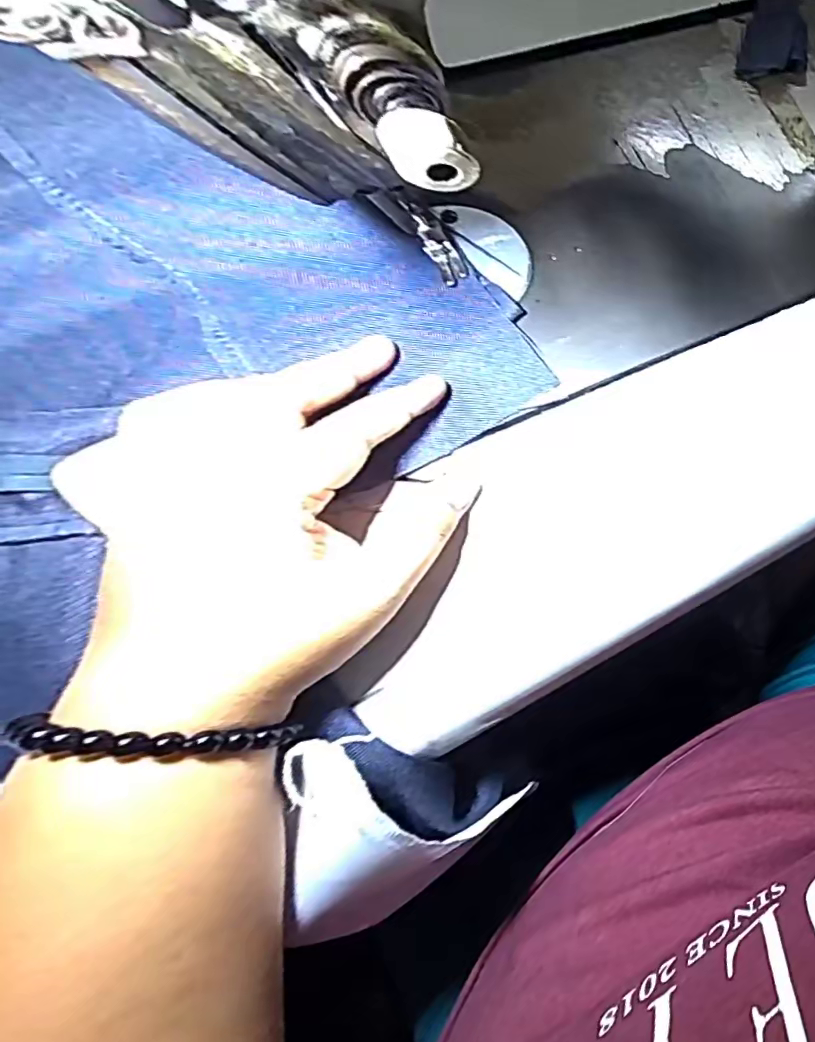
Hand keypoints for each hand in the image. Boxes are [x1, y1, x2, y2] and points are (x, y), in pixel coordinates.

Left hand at [50, 337, 477, 730]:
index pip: (344, 432)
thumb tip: (459, 481)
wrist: (177, 692)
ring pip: (201, 403)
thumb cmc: (282, 641)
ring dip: (262, 383)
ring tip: (305, 378)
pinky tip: (202, 414)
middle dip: (330, 370)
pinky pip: (140, 433)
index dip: (396, 407)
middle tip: (376, 348)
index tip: (432, 386)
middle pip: (269, 399)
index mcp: (262, 492)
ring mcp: (152, 482)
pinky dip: (180, 411)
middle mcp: (197, 471)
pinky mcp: (128, 500)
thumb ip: (422, 528)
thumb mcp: (374, 591)